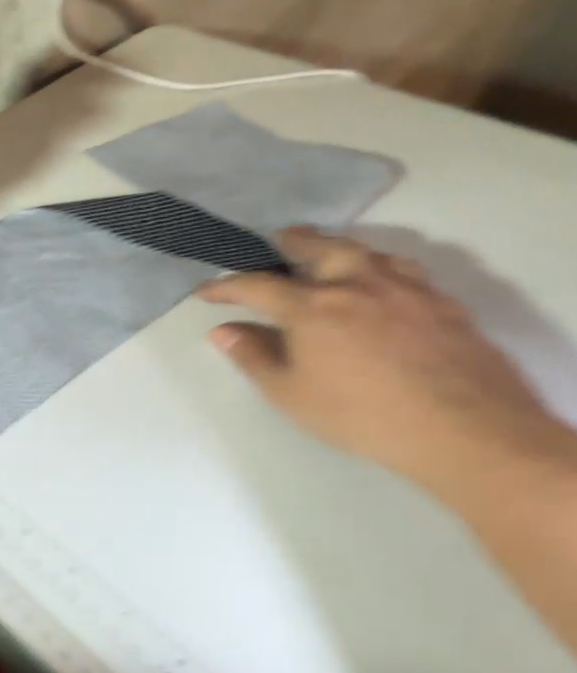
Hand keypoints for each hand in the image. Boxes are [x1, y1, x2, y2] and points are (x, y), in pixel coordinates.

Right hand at [199, 228, 576, 507]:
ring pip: (371, 254)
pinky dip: (385, 270)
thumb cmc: (361, 415)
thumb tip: (223, 331)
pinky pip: (409, 273)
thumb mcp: (290, 393)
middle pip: (322, 248)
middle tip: (279, 239)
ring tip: (334, 256)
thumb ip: (253, 357)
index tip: (206, 291)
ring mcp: (408, 293)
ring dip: (344, 250)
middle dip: (294, 241)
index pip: (256, 285)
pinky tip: (385, 286)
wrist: (467, 432)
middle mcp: (357, 287)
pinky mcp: (445, 307)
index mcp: (312, 308)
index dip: (225, 286)